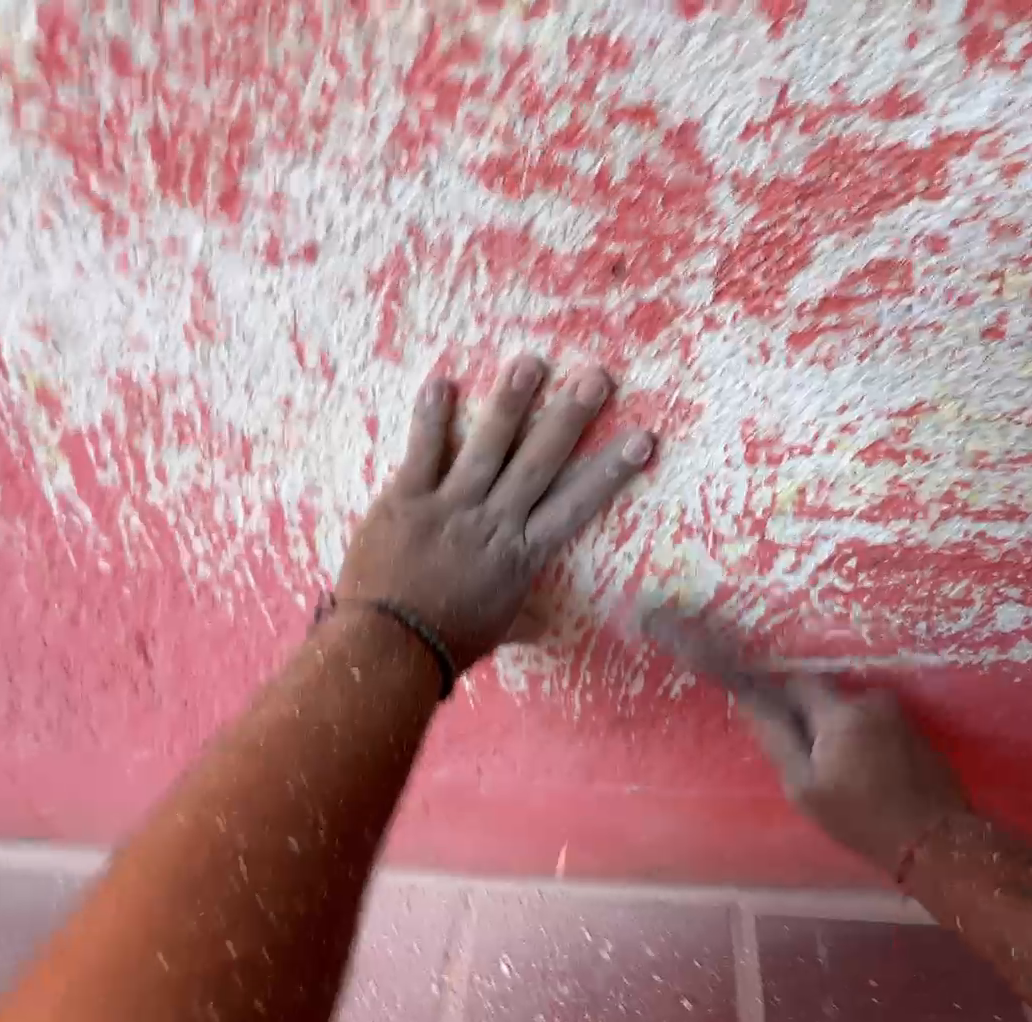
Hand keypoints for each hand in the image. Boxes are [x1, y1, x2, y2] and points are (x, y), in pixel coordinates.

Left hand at [337, 356, 655, 669]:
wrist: (389, 650)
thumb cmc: (449, 642)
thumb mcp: (500, 627)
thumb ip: (522, 612)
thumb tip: (542, 623)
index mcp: (523, 553)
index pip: (577, 504)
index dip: (612, 470)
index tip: (642, 438)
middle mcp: (494, 521)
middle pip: (539, 462)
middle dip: (569, 417)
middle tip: (596, 377)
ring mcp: (450, 506)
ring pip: (486, 447)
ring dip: (510, 403)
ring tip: (531, 363)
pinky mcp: (406, 500)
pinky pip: (422, 452)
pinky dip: (432, 418)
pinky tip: (441, 381)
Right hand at [644, 613, 969, 870]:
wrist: (935, 842)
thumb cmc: (860, 818)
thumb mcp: (804, 787)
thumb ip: (776, 738)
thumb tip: (749, 701)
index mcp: (841, 711)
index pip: (797, 682)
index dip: (782, 700)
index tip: (776, 725)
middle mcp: (870, 699)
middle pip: (824, 694)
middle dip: (810, 718)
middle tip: (809, 759)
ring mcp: (897, 713)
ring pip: (848, 708)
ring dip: (837, 728)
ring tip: (840, 770)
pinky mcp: (914, 728)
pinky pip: (872, 720)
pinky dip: (861, 737)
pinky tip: (865, 770)